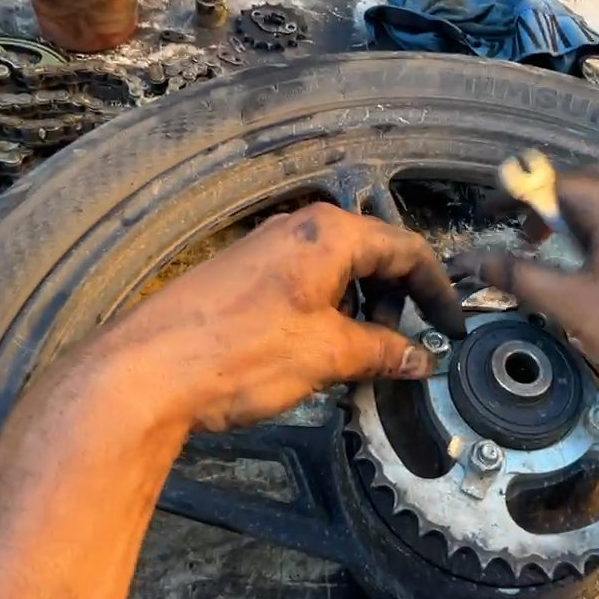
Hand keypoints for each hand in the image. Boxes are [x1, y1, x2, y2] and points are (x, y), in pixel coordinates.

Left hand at [90, 203, 466, 431]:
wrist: (145, 371)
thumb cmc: (243, 352)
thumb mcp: (326, 353)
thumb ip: (383, 351)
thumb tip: (424, 358)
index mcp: (331, 233)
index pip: (407, 249)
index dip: (438, 291)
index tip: (452, 329)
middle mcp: (302, 228)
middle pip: (375, 255)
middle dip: (398, 302)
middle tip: (402, 350)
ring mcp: (271, 247)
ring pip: (341, 271)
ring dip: (364, 310)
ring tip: (362, 357)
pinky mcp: (247, 272)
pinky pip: (309, 282)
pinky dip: (331, 311)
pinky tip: (323, 349)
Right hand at [450, 169, 598, 415]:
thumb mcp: (571, 305)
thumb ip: (519, 275)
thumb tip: (474, 260)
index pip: (555, 181)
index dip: (516, 195)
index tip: (491, 210)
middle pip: (590, 184)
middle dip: (552, 205)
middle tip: (528, 237)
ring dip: (584, 220)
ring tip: (566, 258)